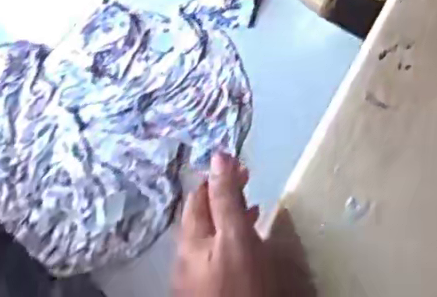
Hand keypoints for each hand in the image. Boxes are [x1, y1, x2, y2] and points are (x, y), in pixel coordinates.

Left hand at [172, 152, 272, 296]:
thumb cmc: (240, 288)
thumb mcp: (236, 238)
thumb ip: (226, 198)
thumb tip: (218, 154)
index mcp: (189, 241)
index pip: (198, 195)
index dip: (217, 175)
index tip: (242, 165)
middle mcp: (184, 257)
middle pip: (200, 214)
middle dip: (222, 193)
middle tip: (248, 180)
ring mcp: (193, 278)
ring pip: (208, 233)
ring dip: (228, 214)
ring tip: (252, 205)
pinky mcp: (205, 291)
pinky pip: (214, 253)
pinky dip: (229, 236)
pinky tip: (246, 241)